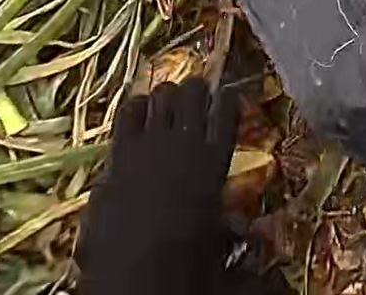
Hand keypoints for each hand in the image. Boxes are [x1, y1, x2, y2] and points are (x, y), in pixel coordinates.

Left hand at [77, 80, 239, 294]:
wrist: (135, 286)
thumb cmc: (183, 267)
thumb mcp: (217, 240)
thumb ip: (230, 224)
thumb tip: (245, 231)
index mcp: (215, 159)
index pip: (229, 107)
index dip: (229, 98)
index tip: (227, 97)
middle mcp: (187, 141)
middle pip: (194, 90)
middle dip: (195, 90)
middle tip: (194, 99)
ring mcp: (152, 144)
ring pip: (163, 94)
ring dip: (167, 95)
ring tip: (166, 103)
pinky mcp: (120, 154)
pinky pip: (129, 113)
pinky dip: (136, 107)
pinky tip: (137, 113)